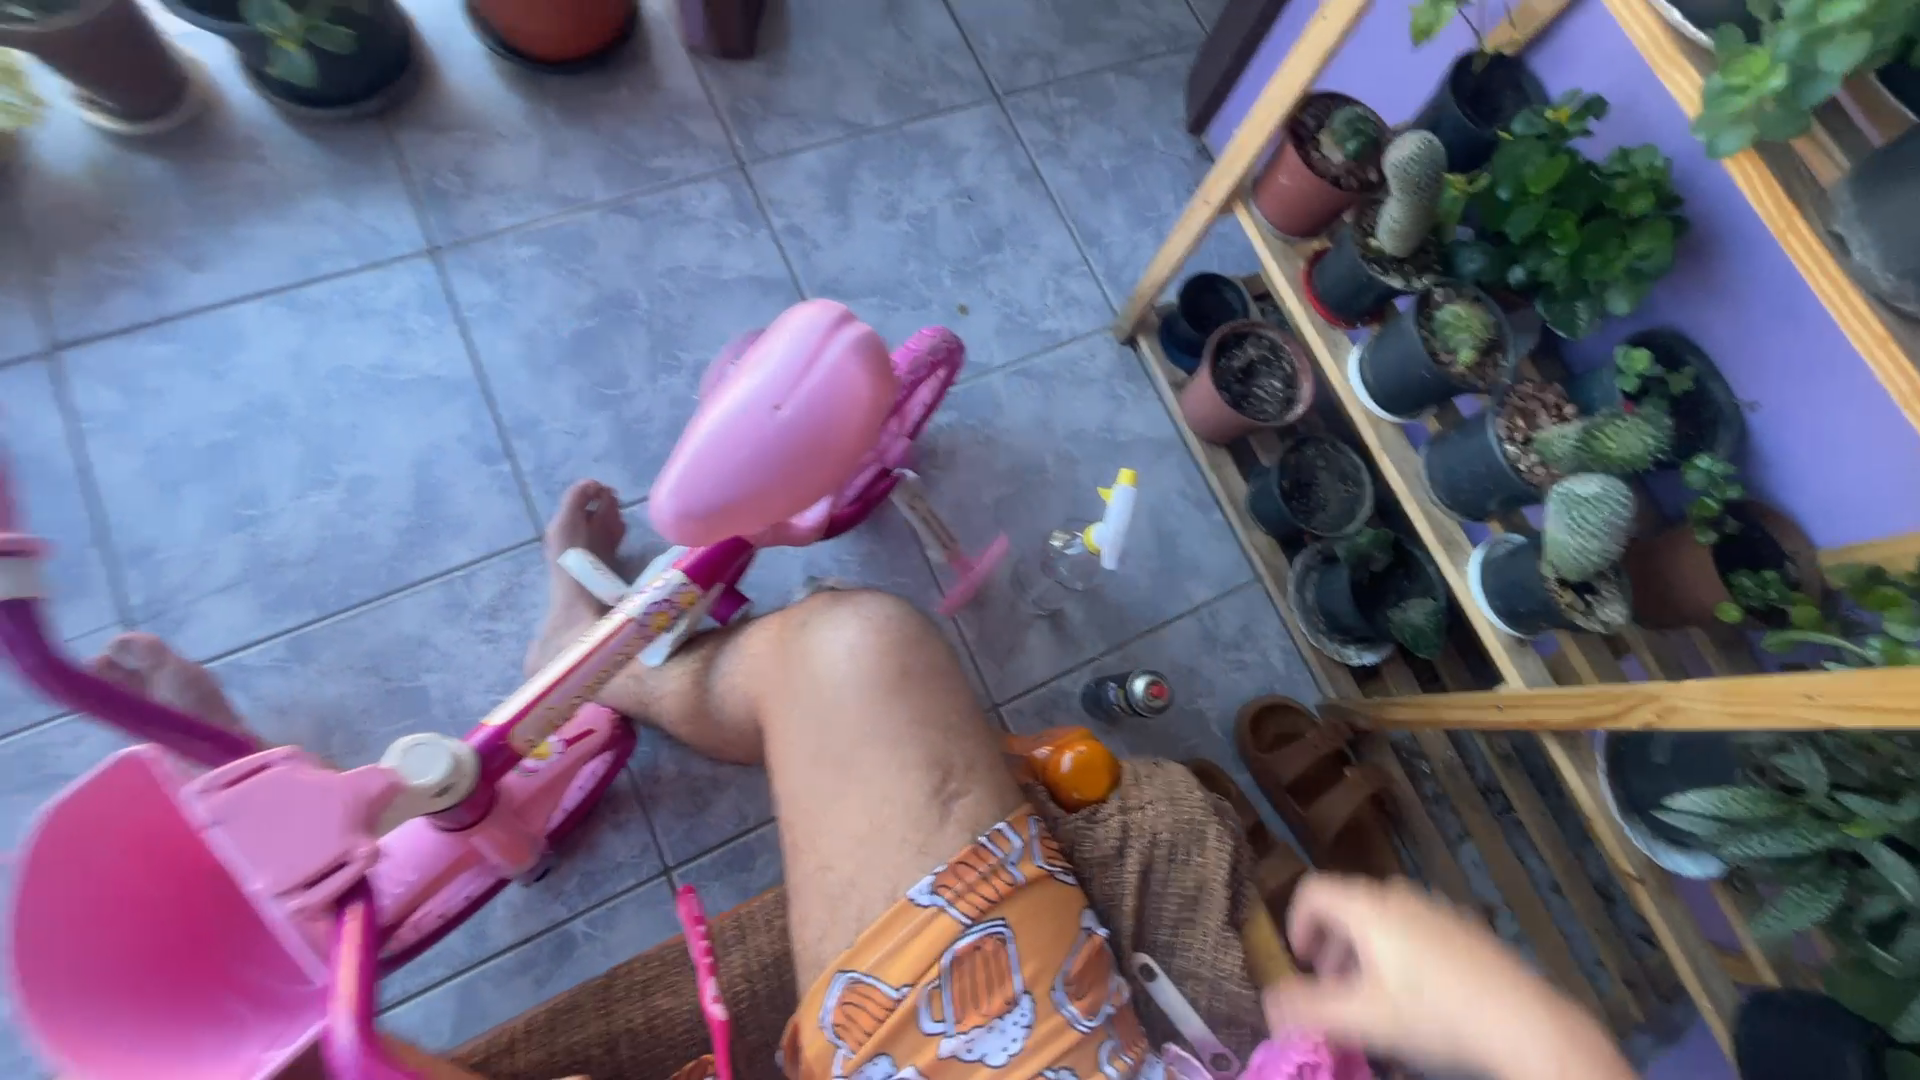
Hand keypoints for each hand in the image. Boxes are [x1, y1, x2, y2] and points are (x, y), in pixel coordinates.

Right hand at [1262, 874, 1631, 1079]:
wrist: (1532, 1028)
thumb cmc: (1436, 1016)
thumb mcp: (1363, 1019)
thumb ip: (1308, 1010)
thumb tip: (1268, 1003)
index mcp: (1366, 906)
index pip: (1312, 891)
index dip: (1297, 924)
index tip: (1303, 965)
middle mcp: (1397, 895)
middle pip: (1346, 907)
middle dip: (1332, 948)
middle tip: (1337, 992)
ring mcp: (1437, 909)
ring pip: (1382, 921)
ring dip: (1366, 955)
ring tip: (1378, 1001)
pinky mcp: (1468, 930)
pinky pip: (1416, 931)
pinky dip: (1401, 956)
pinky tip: (1423, 1001)